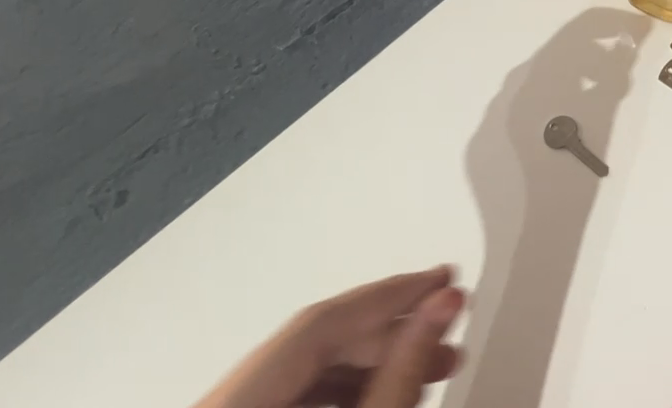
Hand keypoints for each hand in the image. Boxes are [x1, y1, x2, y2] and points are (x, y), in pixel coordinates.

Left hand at [193, 266, 465, 407]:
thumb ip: (403, 367)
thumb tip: (445, 300)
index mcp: (236, 397)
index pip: (323, 318)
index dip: (392, 291)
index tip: (445, 276)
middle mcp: (222, 399)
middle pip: (317, 339)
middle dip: (392, 328)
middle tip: (449, 315)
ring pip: (309, 365)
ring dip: (376, 357)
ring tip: (432, 358)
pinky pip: (296, 388)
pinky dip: (348, 382)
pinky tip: (388, 383)